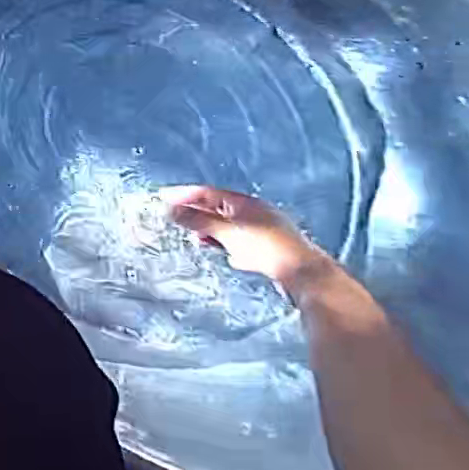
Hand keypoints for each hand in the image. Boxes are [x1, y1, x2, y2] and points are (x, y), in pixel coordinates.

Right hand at [161, 185, 337, 299]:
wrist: (306, 276)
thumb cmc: (264, 247)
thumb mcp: (226, 232)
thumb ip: (197, 221)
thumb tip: (170, 210)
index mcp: (244, 203)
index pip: (207, 193)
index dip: (183, 194)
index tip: (162, 197)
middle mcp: (255, 213)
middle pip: (217, 209)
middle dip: (196, 214)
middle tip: (175, 219)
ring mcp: (264, 232)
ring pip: (229, 227)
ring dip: (211, 232)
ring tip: (197, 239)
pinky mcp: (271, 251)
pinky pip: (241, 242)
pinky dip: (228, 245)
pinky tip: (227, 255)